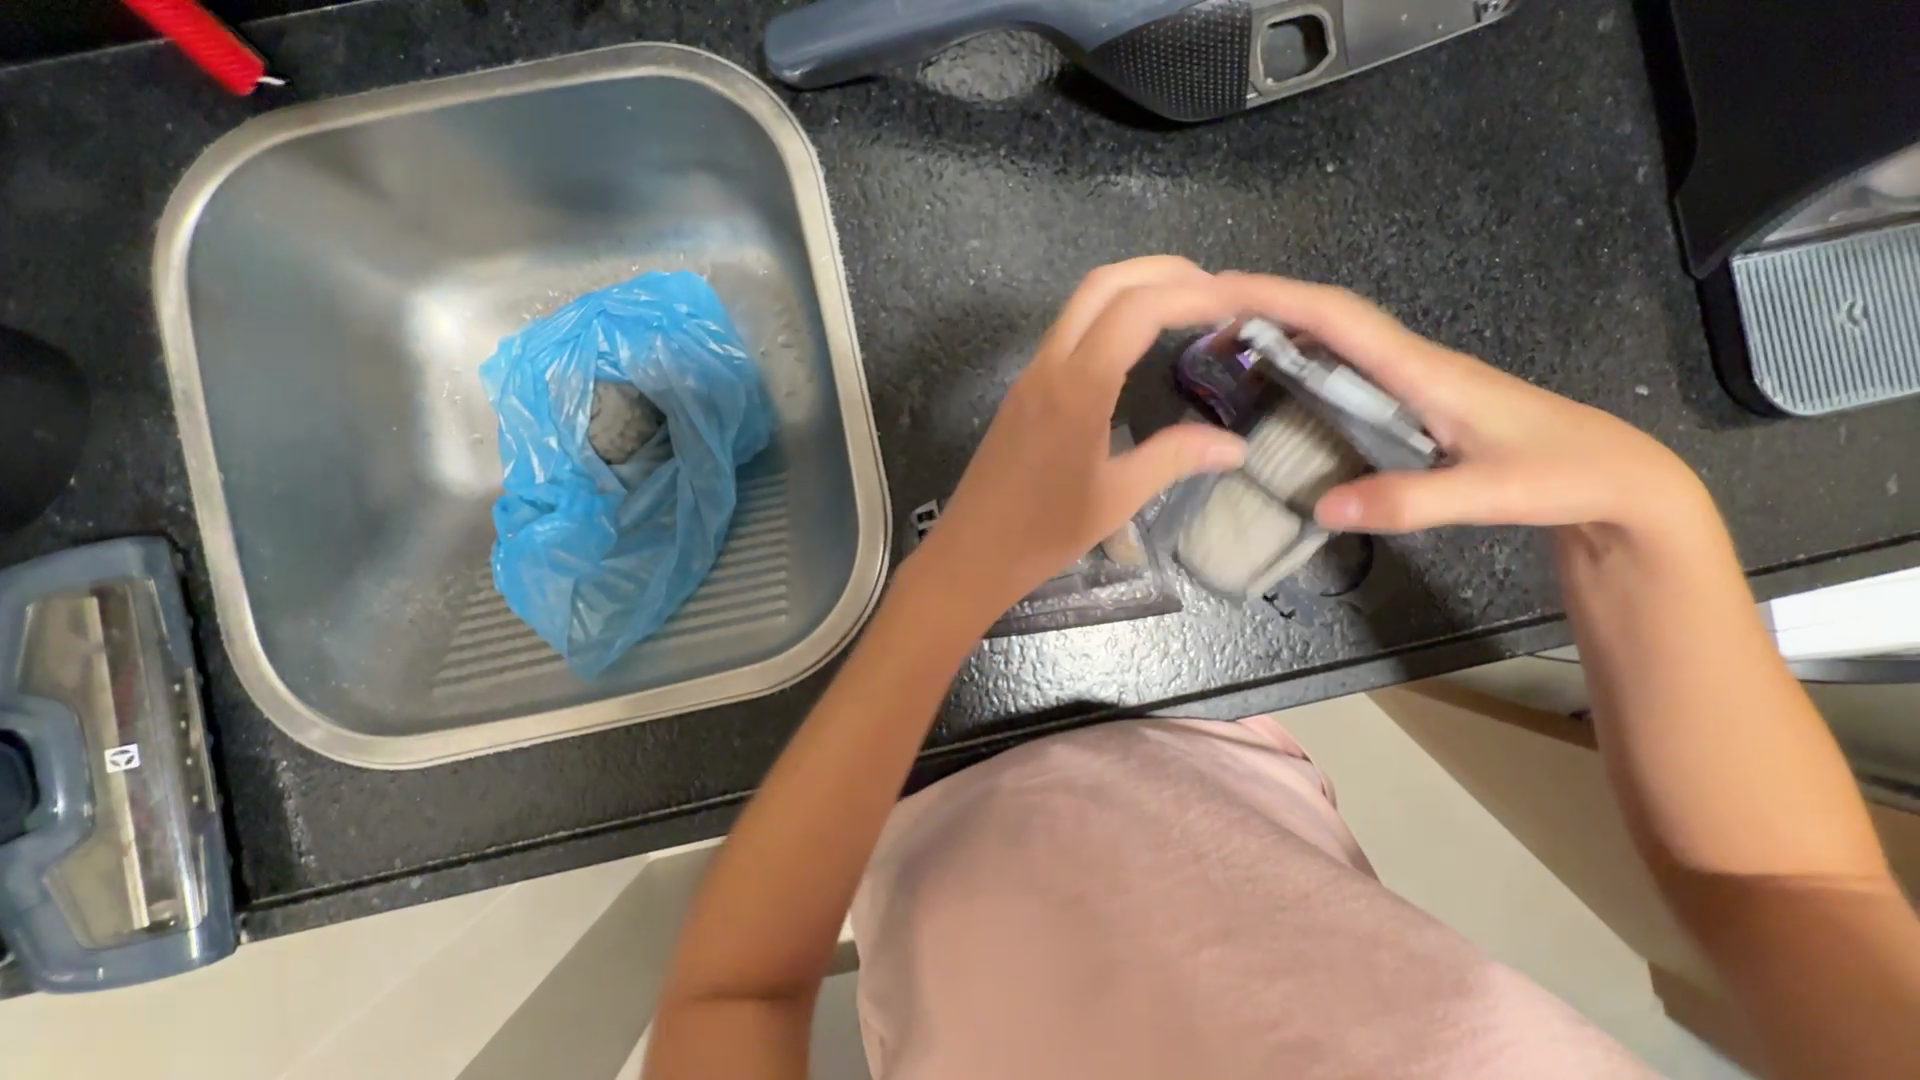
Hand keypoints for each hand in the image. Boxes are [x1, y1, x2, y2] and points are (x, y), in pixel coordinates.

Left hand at [912, 257, 1247, 619]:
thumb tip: (1236, 446)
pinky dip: (1111, 314)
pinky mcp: (1023, 390)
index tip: (1237, 302)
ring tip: (1187, 306)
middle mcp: (1050, 366)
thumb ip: (1176, 459)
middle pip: (1105, 284)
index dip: (1193, 294)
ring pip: (1082, 302)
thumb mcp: (1118, 498)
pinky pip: (1069, 330)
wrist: (972, 554)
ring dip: (1135, 287)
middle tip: (1217, 289)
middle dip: (1164, 272)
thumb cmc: (1044, 533)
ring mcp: (1031, 374)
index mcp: (1078, 389)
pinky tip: (1140, 341)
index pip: (1138, 310)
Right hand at [1211, 274, 1706, 535]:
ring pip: (1338, 337)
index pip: (1341, 319)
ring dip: (1282, 327)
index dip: (1279, 298)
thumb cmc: (1566, 475)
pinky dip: (1307, 356)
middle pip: (1330, 317)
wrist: (1622, 478)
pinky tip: (1284, 377)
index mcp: (1426, 372)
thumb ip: (1411, 501)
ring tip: (1225, 339)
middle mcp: (1414, 364)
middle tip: (1200, 315)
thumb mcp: (1493, 494)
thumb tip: (1319, 506)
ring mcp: (1417, 379)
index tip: (1218, 289)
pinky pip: (1349, 365)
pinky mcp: (1419, 399)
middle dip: (1265, 305)